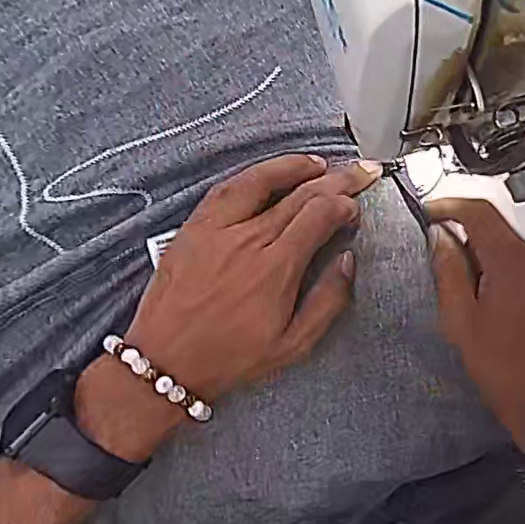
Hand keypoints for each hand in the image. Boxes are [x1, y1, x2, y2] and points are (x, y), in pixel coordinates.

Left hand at [75, 154, 379, 462]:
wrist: (167, 360)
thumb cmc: (229, 356)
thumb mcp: (293, 345)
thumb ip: (328, 301)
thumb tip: (347, 262)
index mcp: (276, 268)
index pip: (320, 215)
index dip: (345, 204)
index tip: (355, 208)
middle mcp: (248, 240)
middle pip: (301, 194)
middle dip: (337, 179)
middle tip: (357, 173)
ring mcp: (218, 229)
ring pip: (263, 181)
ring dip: (295, 167)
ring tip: (319, 163)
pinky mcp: (195, 228)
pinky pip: (228, 188)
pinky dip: (254, 175)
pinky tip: (269, 172)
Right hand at [426, 198, 524, 454]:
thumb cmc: (517, 377)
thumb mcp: (462, 324)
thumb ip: (448, 271)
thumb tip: (441, 239)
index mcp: (515, 261)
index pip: (478, 211)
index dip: (450, 206)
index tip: (437, 211)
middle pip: (501, 235)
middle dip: (478, 253)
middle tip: (466, 290)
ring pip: (524, 253)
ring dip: (505, 270)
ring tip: (500, 315)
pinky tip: (523, 317)